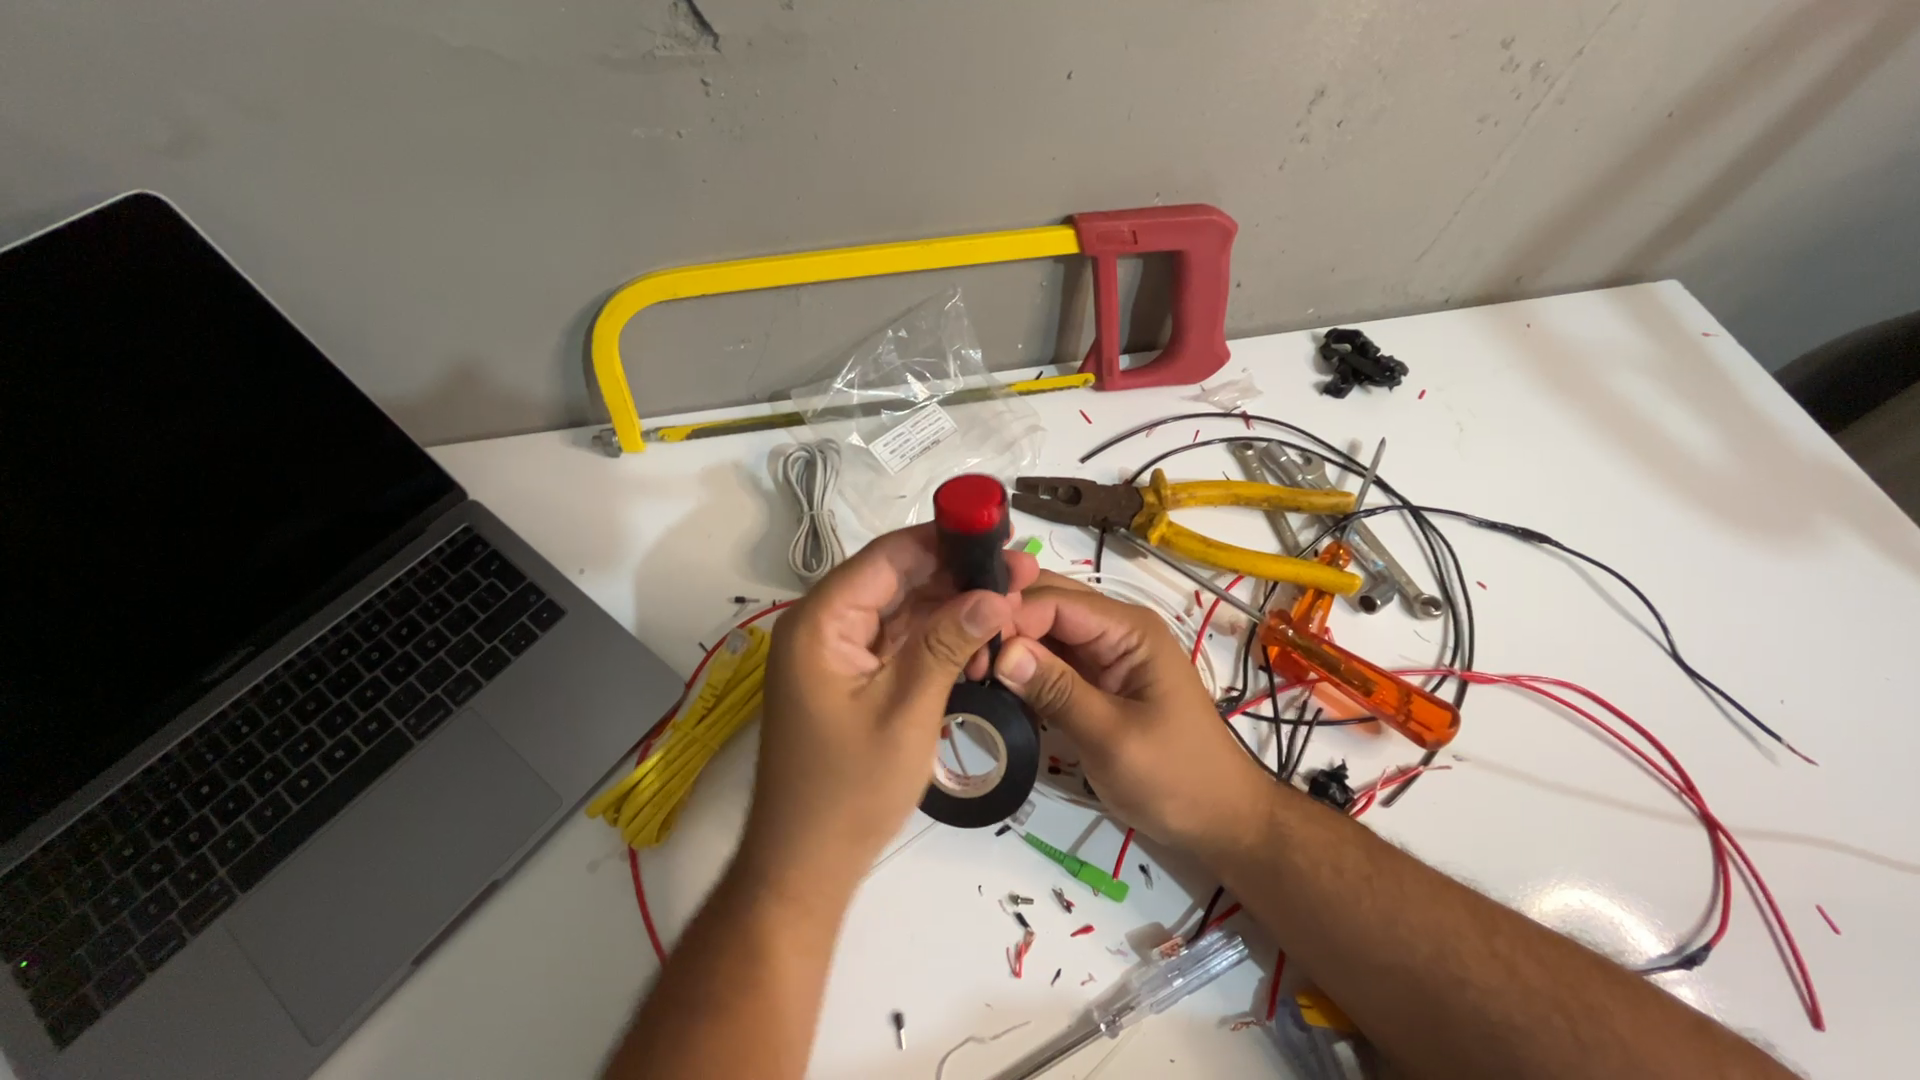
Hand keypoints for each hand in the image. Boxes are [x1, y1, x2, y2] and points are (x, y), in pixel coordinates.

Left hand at [742, 525, 1039, 897]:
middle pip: (897, 579)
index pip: (889, 556)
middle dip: (958, 577)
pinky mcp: (848, 679)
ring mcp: (834, 654)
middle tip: (1020, 577)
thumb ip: (949, 642)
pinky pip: (896, 644)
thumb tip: (996, 594)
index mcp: (821, 621)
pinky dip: (935, 643)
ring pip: (901, 611)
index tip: (1000, 537)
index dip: (946, 539)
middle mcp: (822, 626)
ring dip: (951, 611)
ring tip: (1011, 613)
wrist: (805, 864)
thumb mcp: (907, 709)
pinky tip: (979, 648)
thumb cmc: (849, 790)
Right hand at [994, 572, 1272, 857]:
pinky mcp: (1094, 681)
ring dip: (1008, 644)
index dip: (1009, 618)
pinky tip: (991, 682)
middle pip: (1046, 605)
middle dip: (1003, 622)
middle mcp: (1114, 630)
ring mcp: (1104, 655)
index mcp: (1128, 630)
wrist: (1218, 818)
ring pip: (1043, 631)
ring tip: (967, 670)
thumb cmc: (1175, 778)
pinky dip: (1021, 667)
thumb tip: (1002, 651)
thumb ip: (1058, 691)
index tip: (968, 652)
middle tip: (962, 659)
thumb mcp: (1113, 738)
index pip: (1054, 600)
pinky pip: (1050, 660)